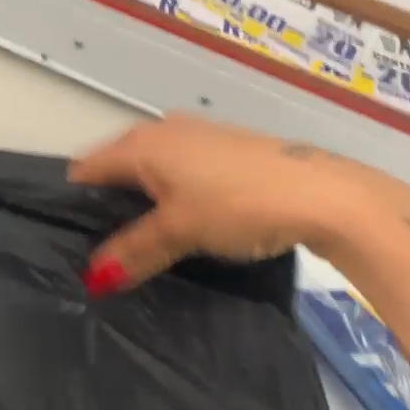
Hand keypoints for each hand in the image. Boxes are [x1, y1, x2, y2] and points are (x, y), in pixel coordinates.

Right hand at [67, 115, 409, 295]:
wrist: (332, 196)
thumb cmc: (239, 205)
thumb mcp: (179, 233)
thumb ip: (132, 253)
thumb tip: (92, 280)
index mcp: (137, 144)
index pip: (84, 171)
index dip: (76, 204)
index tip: (79, 238)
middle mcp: (159, 130)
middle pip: (115, 166)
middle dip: (109, 201)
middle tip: (113, 243)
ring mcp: (195, 133)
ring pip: (151, 167)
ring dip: (146, 196)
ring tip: (153, 235)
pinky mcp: (227, 146)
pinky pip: (181, 167)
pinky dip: (176, 190)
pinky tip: (194, 218)